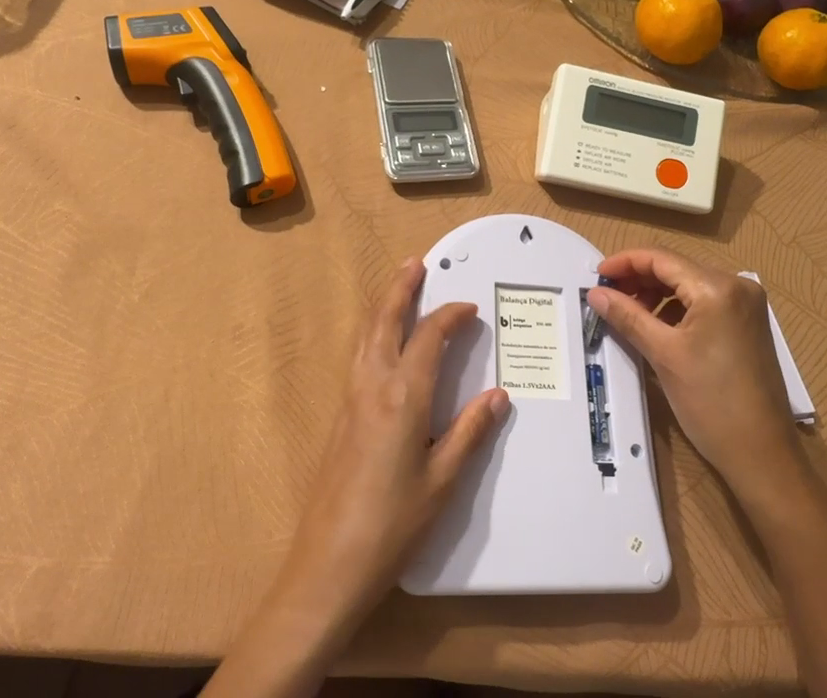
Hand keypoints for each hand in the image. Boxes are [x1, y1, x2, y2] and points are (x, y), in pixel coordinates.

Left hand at [277, 259, 509, 621]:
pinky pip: (356, 359)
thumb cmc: (393, 524)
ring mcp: (350, 402)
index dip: (449, 317)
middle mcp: (372, 388)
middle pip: (384, 323)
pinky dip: (371, 335)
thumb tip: (498, 394)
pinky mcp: (339, 419)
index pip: (428, 339)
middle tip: (415, 263)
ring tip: (396, 289)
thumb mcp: (442, 481)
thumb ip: (469, 432)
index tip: (469, 309)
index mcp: (403, 397)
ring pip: (364, 338)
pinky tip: (378, 344)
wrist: (329, 563)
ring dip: (382, 308)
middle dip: (400, 290)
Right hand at [586, 249, 801, 493]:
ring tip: (625, 314)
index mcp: (718, 287)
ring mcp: (746, 305)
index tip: (595, 275)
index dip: (624, 262)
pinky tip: (655, 327)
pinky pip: (704, 304)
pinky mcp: (746, 325)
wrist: (761, 452)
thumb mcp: (663, 354)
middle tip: (605, 297)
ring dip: (656, 295)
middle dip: (638, 279)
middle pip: (676, 269)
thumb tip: (596, 292)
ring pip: (689, 286)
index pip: (662, 259)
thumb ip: (628, 316)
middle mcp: (737, 286)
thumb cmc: (710, 402)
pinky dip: (676, 310)